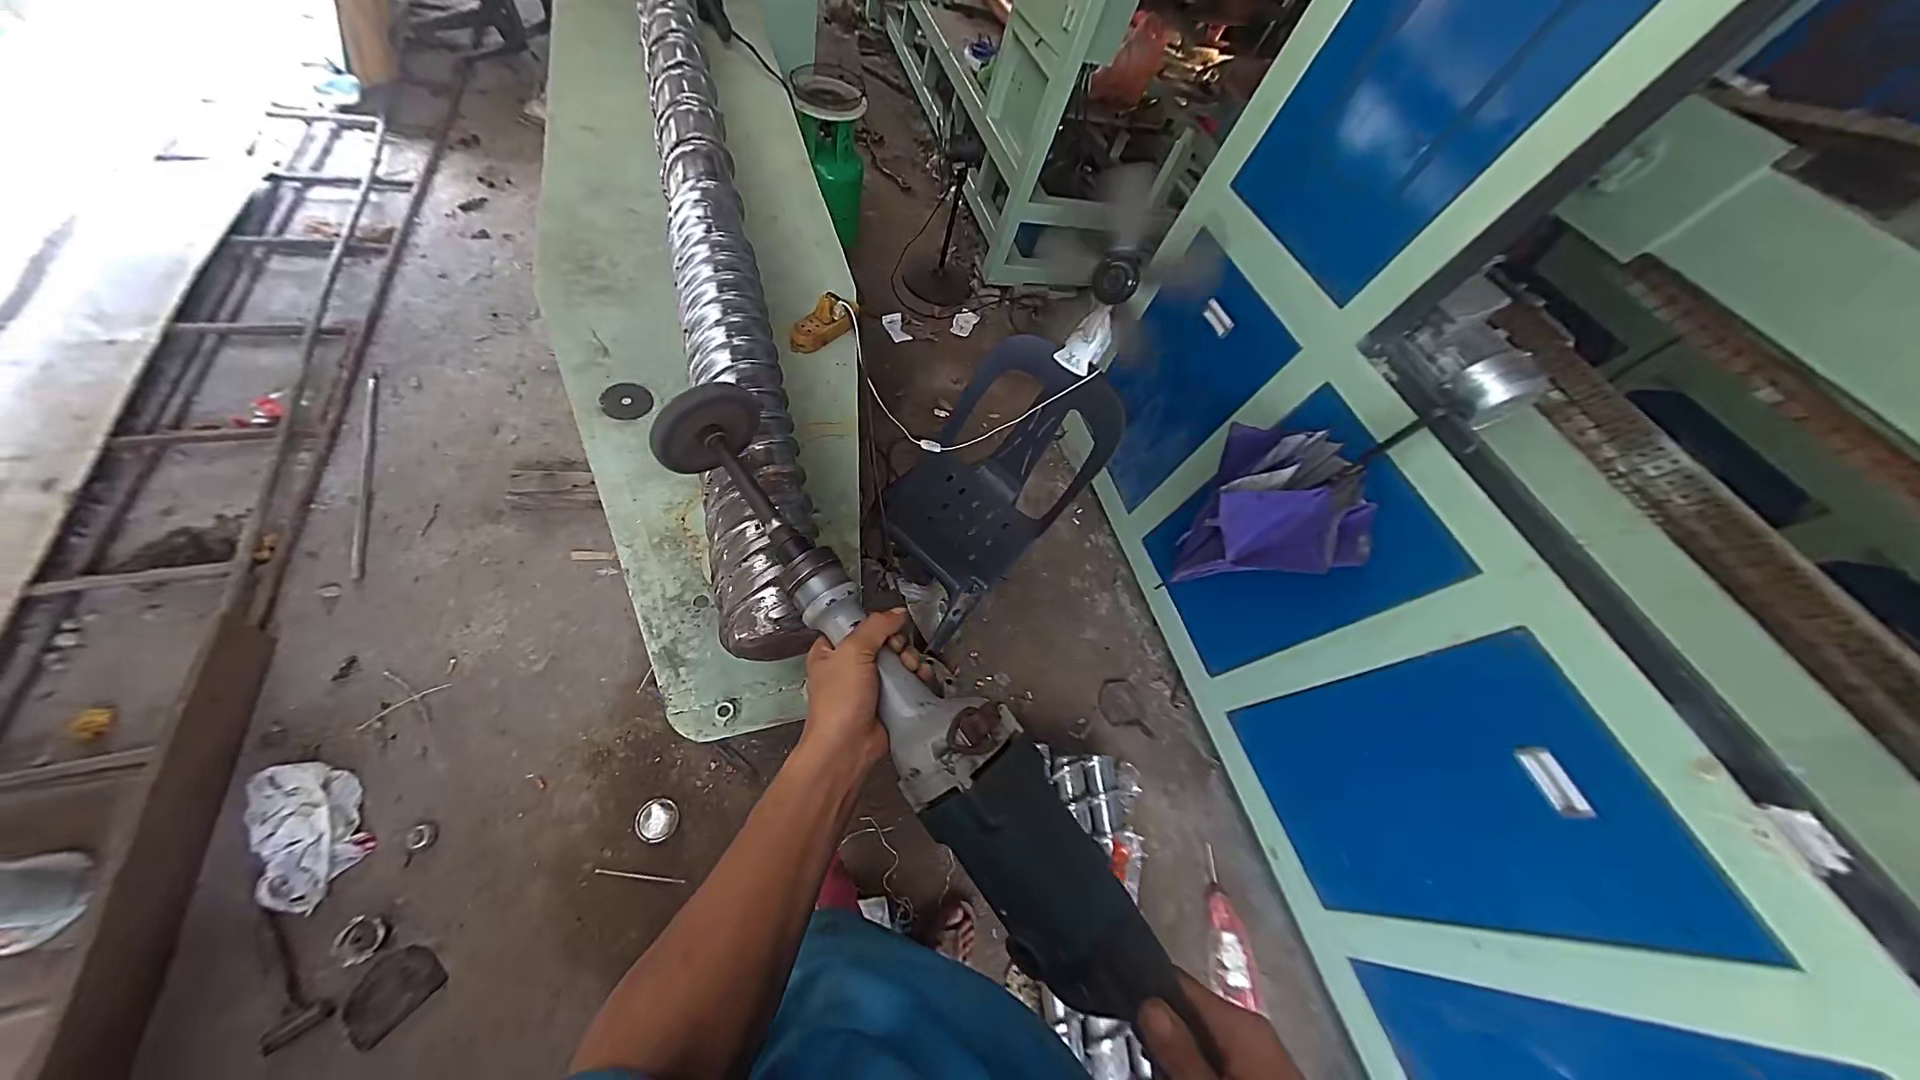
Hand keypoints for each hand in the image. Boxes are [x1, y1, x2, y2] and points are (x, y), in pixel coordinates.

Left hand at [802, 608, 912, 766]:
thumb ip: (876, 626)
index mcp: (831, 651)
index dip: (875, 623)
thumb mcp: (853, 652)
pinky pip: (906, 681)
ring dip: (910, 660)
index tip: (886, 627)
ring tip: (911, 667)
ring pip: (898, 660)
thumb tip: (896, 612)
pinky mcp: (887, 700)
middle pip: (883, 640)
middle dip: (898, 644)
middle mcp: (849, 666)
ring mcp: (869, 684)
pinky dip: (916, 677)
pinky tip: (920, 677)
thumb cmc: (837, 705)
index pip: (857, 624)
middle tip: (899, 651)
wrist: (847, 748)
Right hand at [1139, 972, 1301, 1079]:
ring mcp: (1257, 1054)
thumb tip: (1148, 1002)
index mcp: (1238, 1022)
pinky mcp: (1260, 1074)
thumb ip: (1182, 1053)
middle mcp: (1248, 1028)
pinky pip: (1218, 1059)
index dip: (1145, 989)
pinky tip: (1177, 1076)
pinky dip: (1196, 1067)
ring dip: (1176, 1053)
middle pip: (1188, 1011)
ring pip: (1201, 1039)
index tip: (1115, 1004)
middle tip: (1125, 1047)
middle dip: (1159, 1029)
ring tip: (1144, 1066)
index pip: (1178, 981)